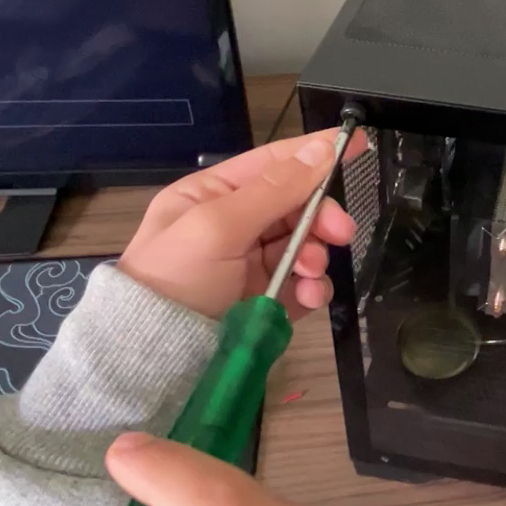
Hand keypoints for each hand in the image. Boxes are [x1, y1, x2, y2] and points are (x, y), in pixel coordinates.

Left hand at [119, 129, 368, 319]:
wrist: (148, 363)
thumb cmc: (175, 281)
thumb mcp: (218, 227)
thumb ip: (274, 189)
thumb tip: (321, 150)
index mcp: (213, 195)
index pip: (274, 162)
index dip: (315, 150)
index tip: (357, 141)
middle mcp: (233, 224)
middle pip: (296, 204)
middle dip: (321, 216)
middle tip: (342, 232)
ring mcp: (249, 263)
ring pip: (305, 243)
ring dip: (317, 254)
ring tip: (311, 272)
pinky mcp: (263, 299)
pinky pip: (301, 282)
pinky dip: (313, 286)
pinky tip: (310, 295)